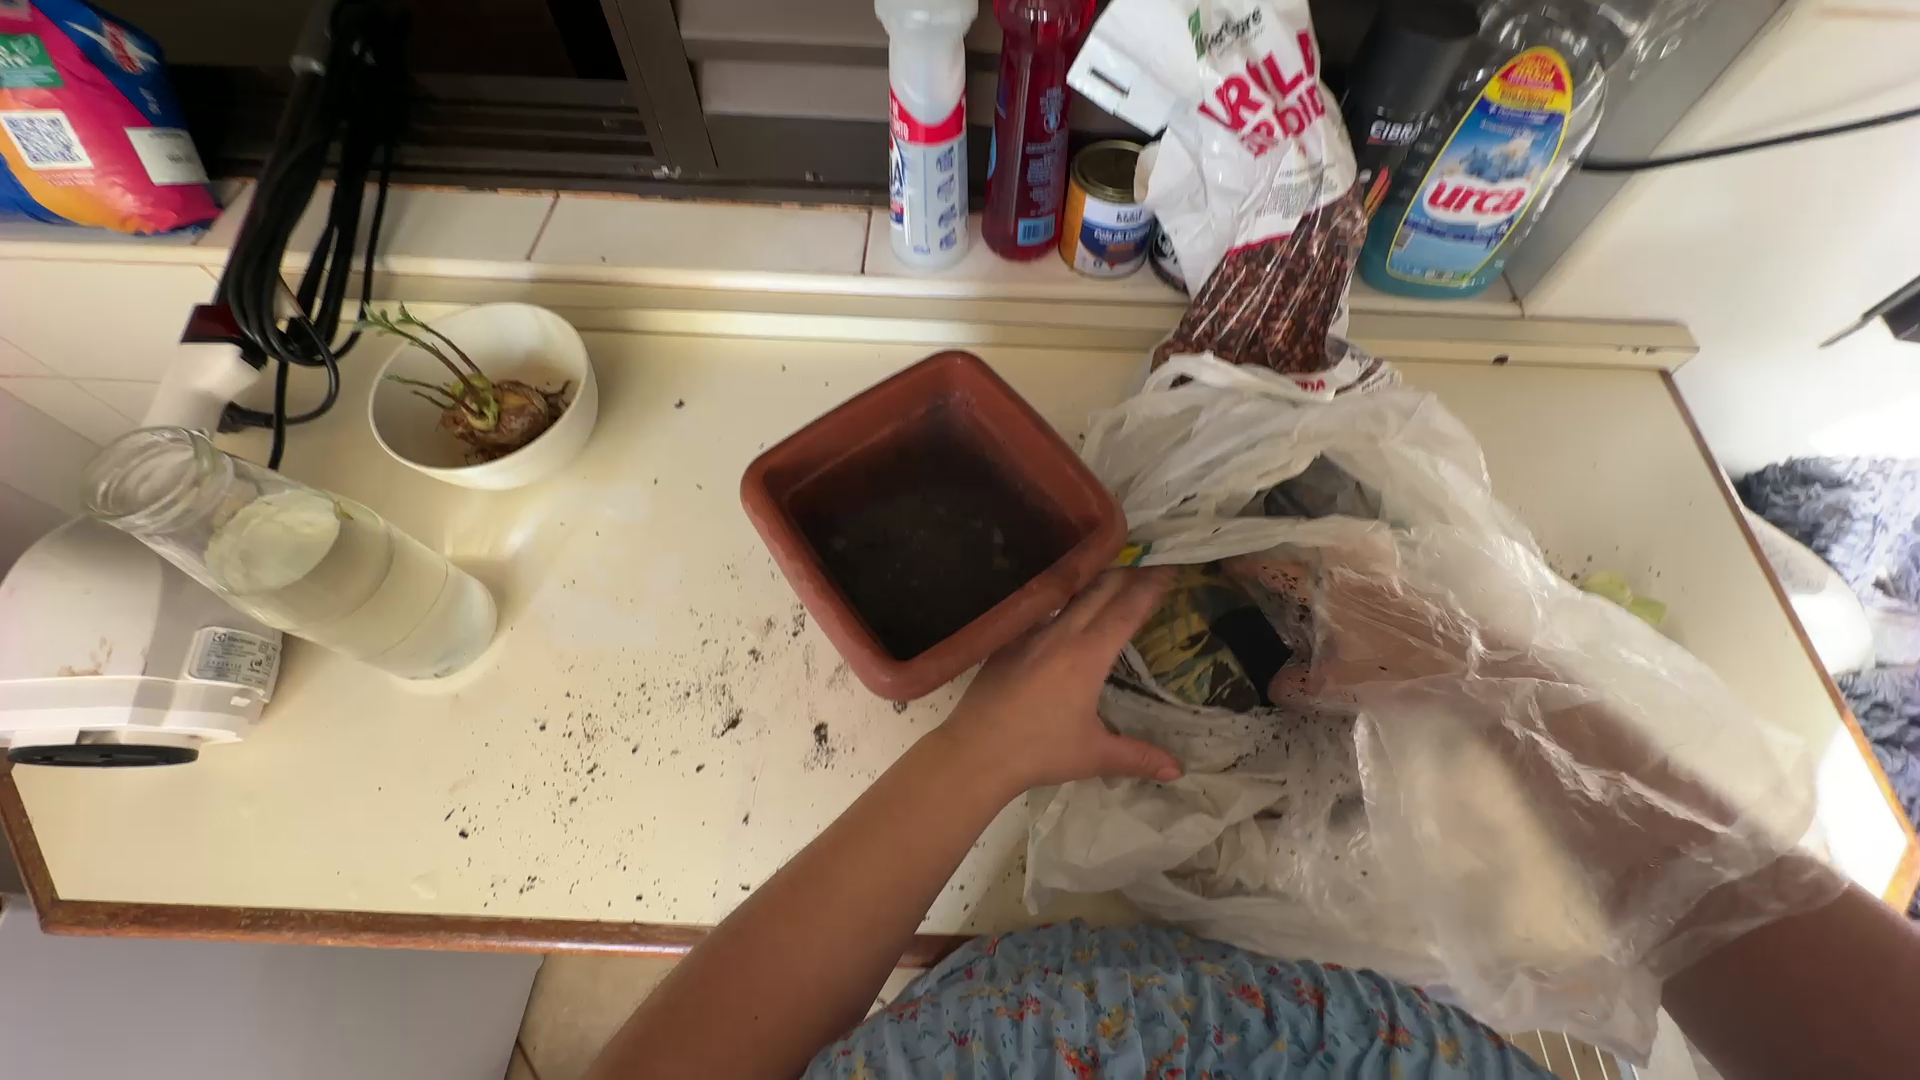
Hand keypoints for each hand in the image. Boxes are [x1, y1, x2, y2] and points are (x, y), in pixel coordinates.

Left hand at [934, 567, 1183, 798]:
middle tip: (1147, 567)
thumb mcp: (1094, 756)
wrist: (975, 751)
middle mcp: (1059, 635)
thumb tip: (1177, 769)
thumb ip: (1138, 756)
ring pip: (1068, 596)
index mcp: (1087, 656)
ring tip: (1110, 577)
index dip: (1150, 588)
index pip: (1126, 610)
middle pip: (1098, 590)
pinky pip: (1039, 611)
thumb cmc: (1038, 752)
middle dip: (1126, 574)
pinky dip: (1060, 602)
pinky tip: (1061, 607)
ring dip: (1093, 583)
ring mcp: (1029, 635)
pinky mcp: (1006, 642)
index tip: (1168, 571)